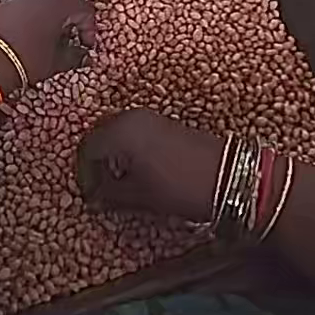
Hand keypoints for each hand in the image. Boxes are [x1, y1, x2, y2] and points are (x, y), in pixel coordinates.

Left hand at [0, 0, 94, 89]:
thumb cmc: (25, 59)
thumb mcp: (55, 62)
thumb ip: (74, 56)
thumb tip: (82, 56)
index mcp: (57, 4)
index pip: (84, 9)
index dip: (89, 29)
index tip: (87, 45)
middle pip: (61, 5)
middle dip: (68, 24)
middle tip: (69, 43)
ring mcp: (16, 0)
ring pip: (39, 7)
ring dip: (47, 23)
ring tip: (46, 44)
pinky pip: (21, 12)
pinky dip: (28, 23)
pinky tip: (25, 41)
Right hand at [77, 109, 222, 220]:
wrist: (230, 175)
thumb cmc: (179, 187)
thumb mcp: (140, 195)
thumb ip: (110, 193)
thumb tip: (93, 198)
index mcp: (119, 132)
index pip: (88, 148)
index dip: (85, 172)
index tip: (91, 194)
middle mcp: (129, 116)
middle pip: (99, 134)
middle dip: (95, 159)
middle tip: (99, 185)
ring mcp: (148, 116)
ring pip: (115, 130)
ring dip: (111, 151)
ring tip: (117, 178)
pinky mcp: (163, 121)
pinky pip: (132, 129)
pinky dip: (126, 146)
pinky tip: (135, 168)